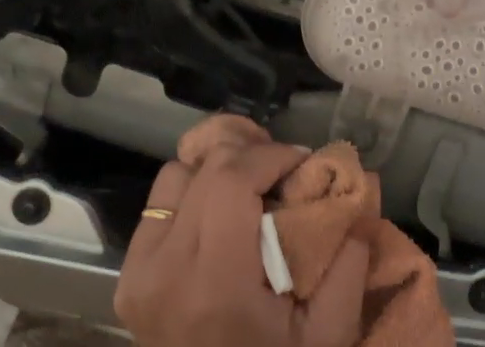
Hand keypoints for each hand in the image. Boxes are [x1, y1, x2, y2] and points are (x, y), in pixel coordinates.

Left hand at [115, 139, 370, 346]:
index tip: (305, 165)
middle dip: (252, 155)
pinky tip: (222, 215)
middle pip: (205, 167)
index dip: (273, 155)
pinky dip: (193, 195)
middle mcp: (164, 270)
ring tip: (252, 187)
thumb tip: (358, 188)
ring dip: (218, 172)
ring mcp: (137, 275)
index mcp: (214, 283)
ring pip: (176, 176)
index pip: (231, 177)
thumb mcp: (327, 334)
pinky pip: (158, 207)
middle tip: (285, 171)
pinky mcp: (127, 279)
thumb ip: (348, 259)